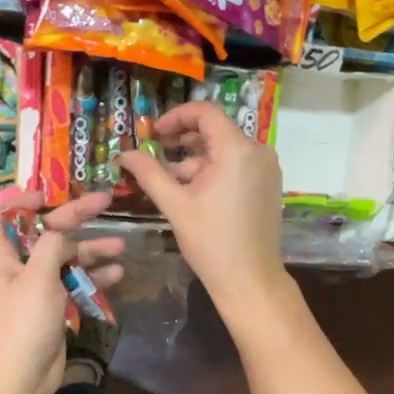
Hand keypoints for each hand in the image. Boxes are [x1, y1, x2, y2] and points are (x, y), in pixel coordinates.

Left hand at [0, 190, 124, 393]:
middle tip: (105, 201)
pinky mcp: (54, 309)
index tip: (49, 192)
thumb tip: (60, 229)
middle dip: (74, 219)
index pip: (5, 219)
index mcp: (4, 258)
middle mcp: (19, 269)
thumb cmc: (24, 324)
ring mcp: (38, 290)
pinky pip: (76, 285)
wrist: (23, 377)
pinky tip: (117, 274)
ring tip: (121, 245)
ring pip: (66, 260)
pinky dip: (94, 278)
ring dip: (92, 251)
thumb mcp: (38, 277)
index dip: (22, 202)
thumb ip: (51, 245)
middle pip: (47, 235)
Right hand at [119, 101, 286, 315]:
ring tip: (170, 180)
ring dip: (196, 160)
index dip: (176, 117)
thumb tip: (125, 154)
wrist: (250, 280)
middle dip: (184, 140)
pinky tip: (193, 192)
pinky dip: (214, 171)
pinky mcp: (268, 185)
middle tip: (156, 153)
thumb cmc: (211, 242)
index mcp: (237, 150)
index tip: (154, 134)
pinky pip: (238, 166)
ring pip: (225, 151)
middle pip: (216, 131)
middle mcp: (258, 152)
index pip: (206, 113)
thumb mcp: (175, 205)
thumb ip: (149, 173)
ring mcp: (267, 169)